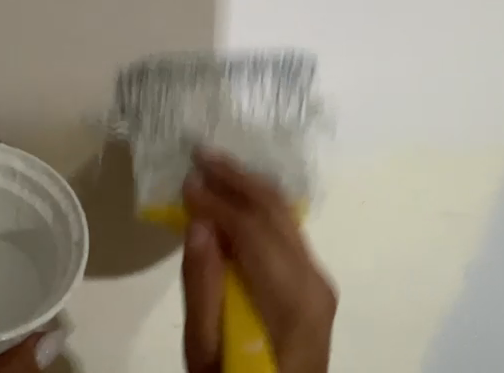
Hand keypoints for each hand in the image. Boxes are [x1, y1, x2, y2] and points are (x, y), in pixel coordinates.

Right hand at [180, 151, 336, 372]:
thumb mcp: (206, 351)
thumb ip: (203, 287)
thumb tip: (197, 223)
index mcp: (291, 300)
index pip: (253, 230)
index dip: (217, 200)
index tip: (185, 180)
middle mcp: (314, 281)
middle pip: (274, 211)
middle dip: (235, 177)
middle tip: (199, 153)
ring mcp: (318, 280)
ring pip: (283, 214)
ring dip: (246, 186)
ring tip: (211, 166)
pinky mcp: (313, 282)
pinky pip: (284, 229)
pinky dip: (256, 207)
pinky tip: (231, 196)